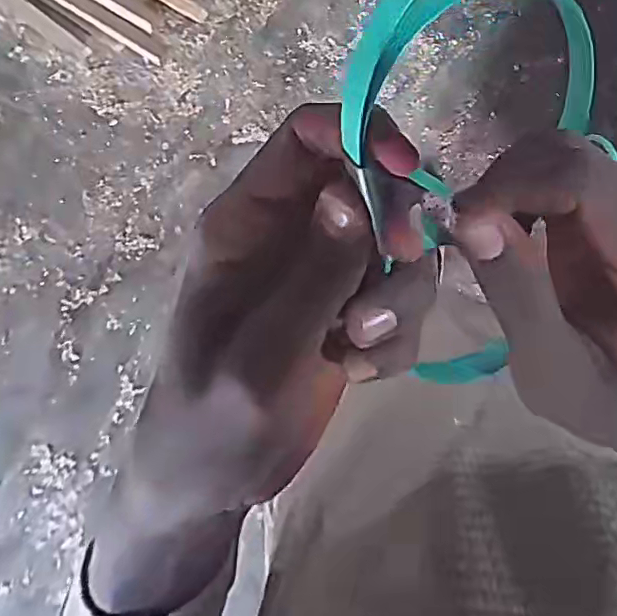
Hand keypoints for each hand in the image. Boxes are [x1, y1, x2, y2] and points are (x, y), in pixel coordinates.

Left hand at [90, 104, 435, 615]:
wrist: (213, 484)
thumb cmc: (211, 419)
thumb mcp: (259, 353)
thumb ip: (311, 273)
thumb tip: (351, 194)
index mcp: (246, 217)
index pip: (305, 134)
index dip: (360, 131)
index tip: (405, 168)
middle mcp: (290, 229)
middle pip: (368, 182)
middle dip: (394, 225)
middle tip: (396, 266)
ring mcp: (324, 267)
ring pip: (395, 242)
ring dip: (395, 294)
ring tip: (354, 347)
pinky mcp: (351, 304)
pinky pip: (400, 293)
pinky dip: (394, 332)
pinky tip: (355, 368)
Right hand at [451, 132, 616, 508]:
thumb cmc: (605, 402)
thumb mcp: (552, 371)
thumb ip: (518, 296)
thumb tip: (470, 219)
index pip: (588, 184)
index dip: (517, 185)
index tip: (463, 217)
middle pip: (575, 159)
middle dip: (508, 181)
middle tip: (469, 226)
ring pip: (568, 154)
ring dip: (513, 179)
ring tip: (488, 227)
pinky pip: (568, 168)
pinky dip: (525, 183)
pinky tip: (514, 224)